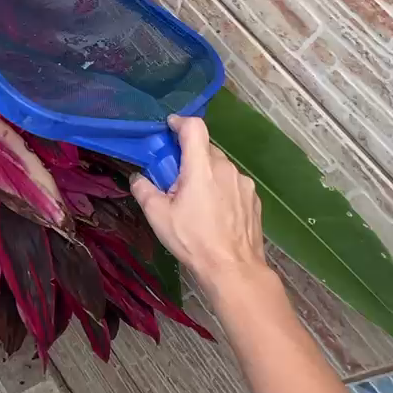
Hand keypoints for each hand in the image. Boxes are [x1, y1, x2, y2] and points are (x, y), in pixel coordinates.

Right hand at [131, 116, 270, 288]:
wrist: (234, 269)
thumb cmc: (194, 240)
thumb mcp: (158, 216)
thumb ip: (143, 190)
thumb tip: (138, 178)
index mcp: (202, 168)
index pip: (194, 127)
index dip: (180, 122)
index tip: (170, 128)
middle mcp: (226, 168)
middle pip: (205, 149)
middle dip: (189, 156)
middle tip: (176, 178)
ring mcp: (244, 183)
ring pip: (220, 167)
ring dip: (206, 174)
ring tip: (197, 199)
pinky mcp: (253, 198)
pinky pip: (233, 183)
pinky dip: (221, 188)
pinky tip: (215, 211)